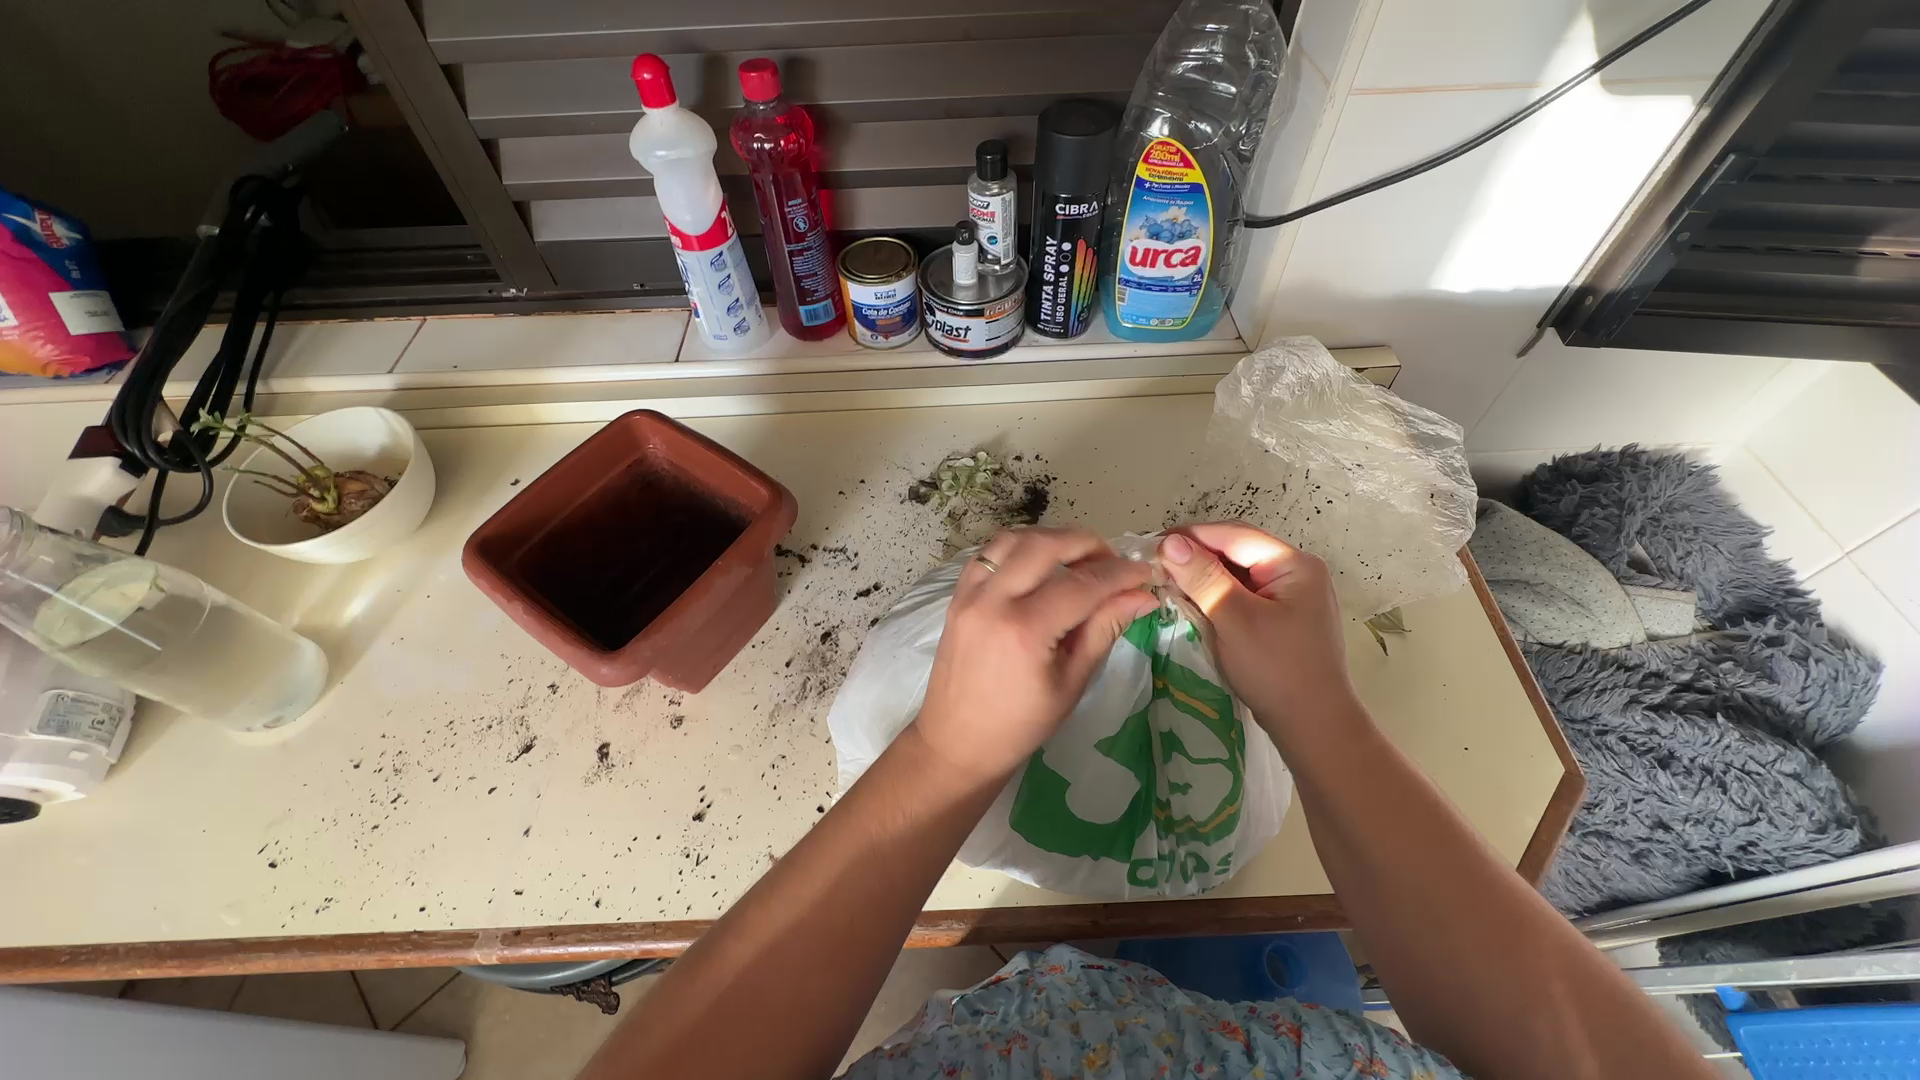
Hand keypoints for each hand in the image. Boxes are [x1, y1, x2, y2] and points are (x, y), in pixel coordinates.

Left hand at [909, 527, 1157, 787]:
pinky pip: (989, 554)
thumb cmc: (1020, 725)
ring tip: (1080, 558)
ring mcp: (968, 595)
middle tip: (1113, 560)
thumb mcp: (1071, 682)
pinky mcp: (956, 596)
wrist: (957, 742)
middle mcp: (992, 601)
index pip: (1082, 585)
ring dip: (1051, 539)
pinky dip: (1019, 547)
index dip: (1119, 574)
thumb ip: (1104, 630)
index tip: (1145, 573)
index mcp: (1024, 631)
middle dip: (1086, 543)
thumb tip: (1143, 595)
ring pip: (1013, 539)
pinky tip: (1041, 563)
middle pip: (1045, 546)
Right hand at [1159, 523, 1358, 729]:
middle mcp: (1297, 573)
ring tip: (1167, 582)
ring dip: (1203, 576)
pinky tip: (1192, 603)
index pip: (1234, 534)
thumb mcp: (1233, 618)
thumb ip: (1202, 577)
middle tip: (1155, 565)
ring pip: (1238, 574)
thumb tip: (1169, 542)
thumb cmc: (1275, 669)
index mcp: (1294, 564)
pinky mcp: (1283, 620)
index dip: (1191, 535)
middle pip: (1237, 551)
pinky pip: (1243, 595)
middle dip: (1195, 555)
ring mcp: (1292, 597)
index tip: (1151, 544)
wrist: (1313, 727)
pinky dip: (1216, 595)